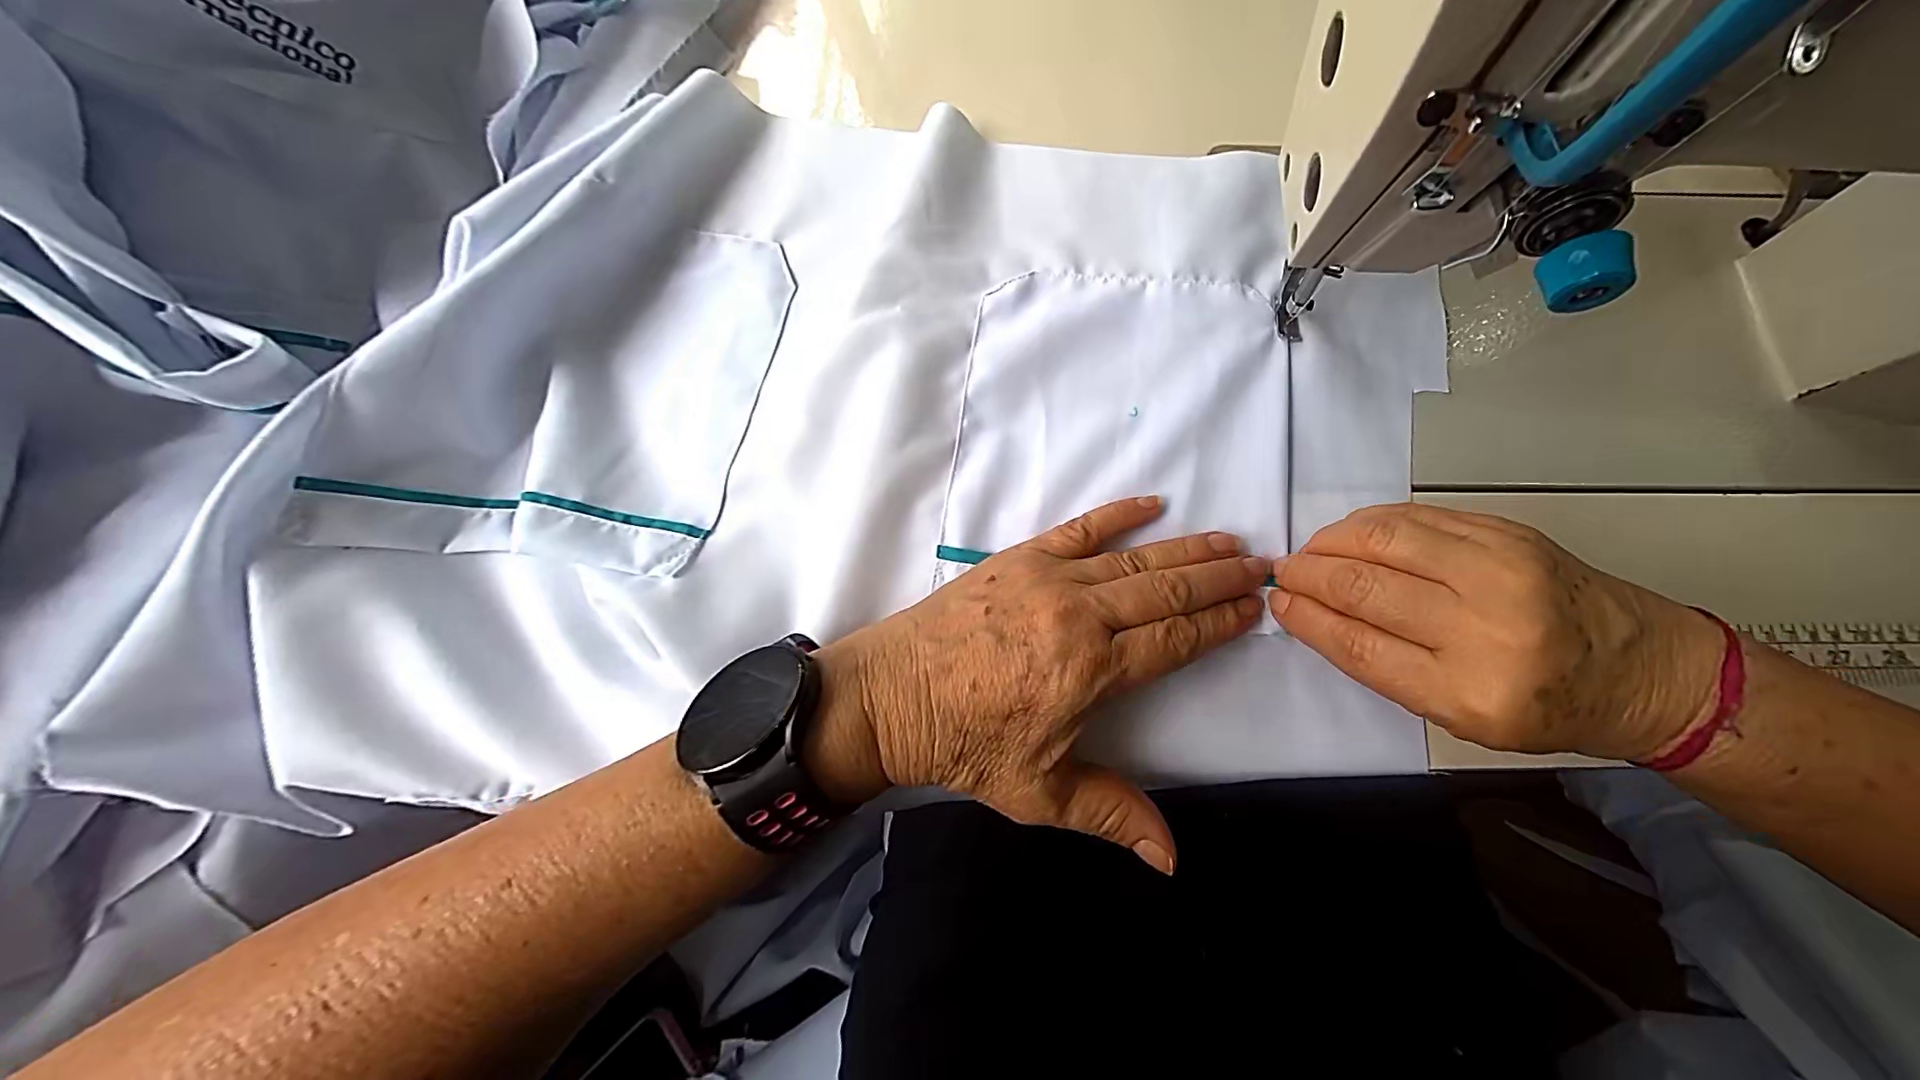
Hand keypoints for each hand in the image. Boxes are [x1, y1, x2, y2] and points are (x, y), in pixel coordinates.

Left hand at [804, 496, 1269, 872]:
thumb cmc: (963, 745)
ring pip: (1133, 559)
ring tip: (1227, 541)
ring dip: (1185, 549)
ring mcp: (1046, 580)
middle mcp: (1077, 616)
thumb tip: (1173, 860)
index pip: (1174, 640)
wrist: (890, 696)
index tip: (1253, 608)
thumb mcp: (1038, 794)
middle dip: (1217, 579)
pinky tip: (1151, 503)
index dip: (1217, 624)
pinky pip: (1077, 529)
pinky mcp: (1016, 559)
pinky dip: (1116, 515)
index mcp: (1090, 671)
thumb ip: (1110, 813)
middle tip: (1260, 566)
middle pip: (1165, 591)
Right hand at [1268, 503, 1724, 760]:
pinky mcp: (1512, 534)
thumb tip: (1314, 612)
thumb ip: (1384, 664)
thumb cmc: (1544, 706)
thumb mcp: (1458, 714)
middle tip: (1283, 571)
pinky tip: (1352, 535)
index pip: (1358, 643)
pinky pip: (1418, 517)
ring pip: (1384, 539)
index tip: (1279, 601)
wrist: (1645, 671)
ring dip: (1332, 541)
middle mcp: (1488, 628)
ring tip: (1313, 551)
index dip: (1307, 617)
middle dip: (1308, 574)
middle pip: (1364, 587)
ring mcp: (1504, 571)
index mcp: (1471, 692)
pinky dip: (1370, 523)